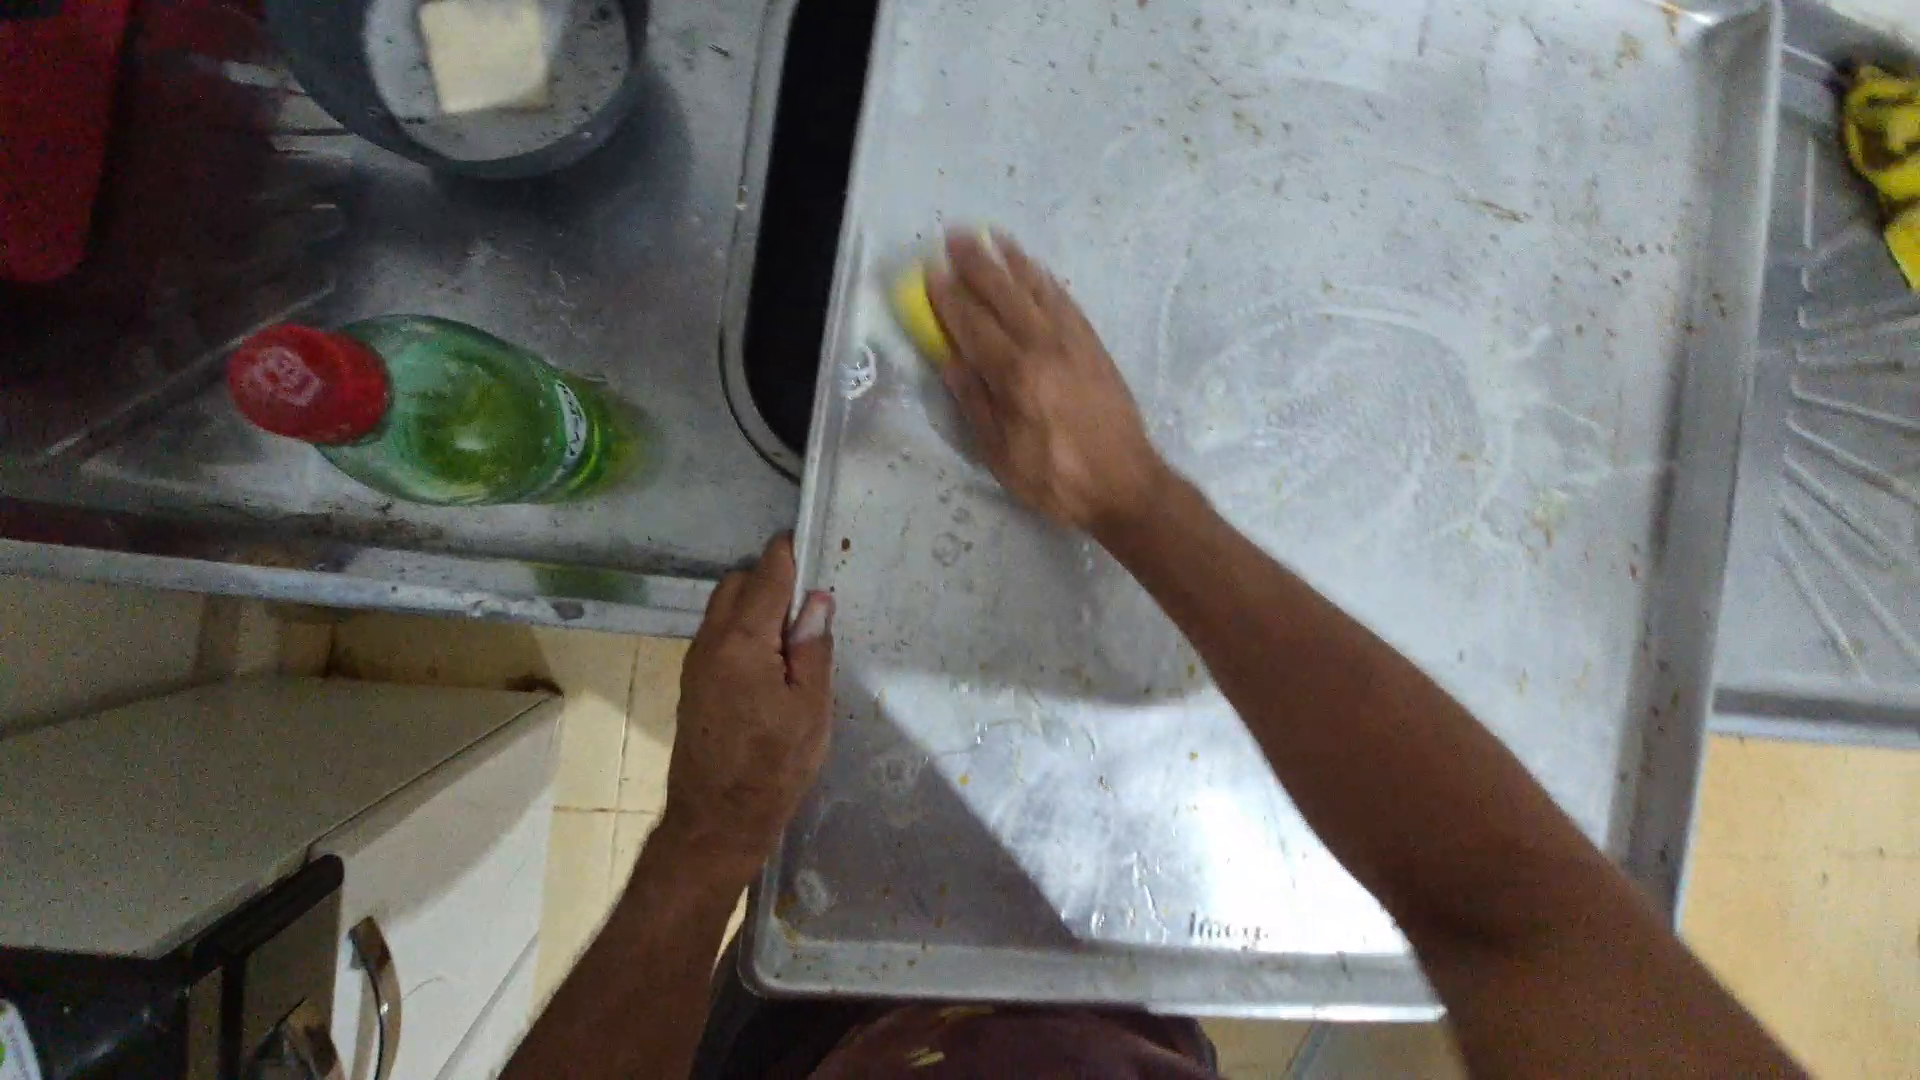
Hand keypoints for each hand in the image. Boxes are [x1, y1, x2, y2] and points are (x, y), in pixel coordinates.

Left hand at [663, 534, 834, 870]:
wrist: (716, 821)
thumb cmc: (775, 765)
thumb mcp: (811, 707)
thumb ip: (813, 646)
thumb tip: (816, 599)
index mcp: (744, 642)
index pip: (766, 577)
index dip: (786, 554)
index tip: (805, 538)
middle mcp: (711, 642)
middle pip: (737, 584)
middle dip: (770, 578)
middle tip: (809, 601)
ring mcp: (696, 662)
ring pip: (723, 608)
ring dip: (754, 603)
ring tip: (793, 633)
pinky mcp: (693, 682)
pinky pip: (718, 634)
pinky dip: (742, 627)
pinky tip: (770, 659)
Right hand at [926, 229, 1169, 531]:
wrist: (1124, 483)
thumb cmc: (1056, 478)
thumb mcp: (1001, 454)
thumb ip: (975, 404)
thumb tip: (951, 362)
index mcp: (1015, 376)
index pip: (973, 326)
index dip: (949, 298)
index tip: (932, 272)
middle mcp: (1043, 348)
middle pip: (1004, 295)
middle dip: (977, 264)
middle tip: (956, 236)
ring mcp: (1074, 343)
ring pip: (1038, 291)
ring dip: (1013, 262)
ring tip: (994, 237)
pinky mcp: (1095, 347)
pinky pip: (1067, 303)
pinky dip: (1048, 282)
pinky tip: (1037, 271)